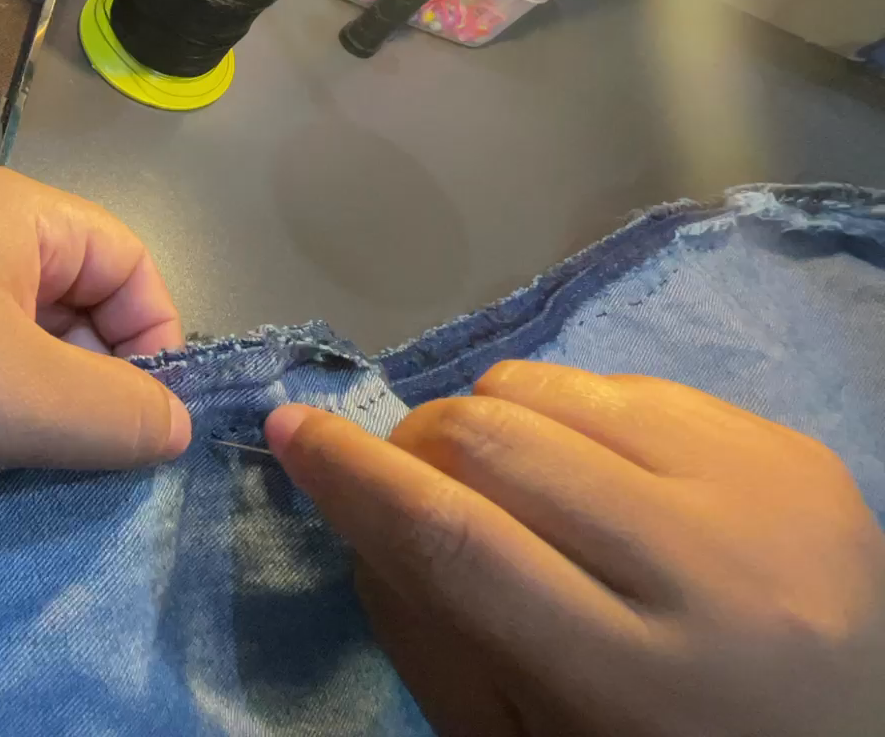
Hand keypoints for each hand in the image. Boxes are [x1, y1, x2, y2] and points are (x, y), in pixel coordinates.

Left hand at [0, 166, 190, 493]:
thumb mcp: (13, 392)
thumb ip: (116, 412)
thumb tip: (176, 424)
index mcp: (12, 210)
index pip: (128, 259)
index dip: (157, 336)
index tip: (148, 424)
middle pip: (70, 295)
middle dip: (90, 376)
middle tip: (77, 457)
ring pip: (7, 333)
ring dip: (27, 398)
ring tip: (12, 458)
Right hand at [266, 362, 884, 736]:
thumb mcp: (498, 724)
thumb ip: (407, 606)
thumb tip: (349, 478)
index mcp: (640, 683)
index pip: (450, 538)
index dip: (349, 471)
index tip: (287, 428)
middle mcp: (724, 581)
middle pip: (484, 441)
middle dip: (409, 446)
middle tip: (410, 480)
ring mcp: (772, 501)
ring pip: (531, 388)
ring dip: (478, 422)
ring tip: (507, 479)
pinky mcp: (794, 452)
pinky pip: (600, 378)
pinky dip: (553, 412)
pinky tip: (588, 473)